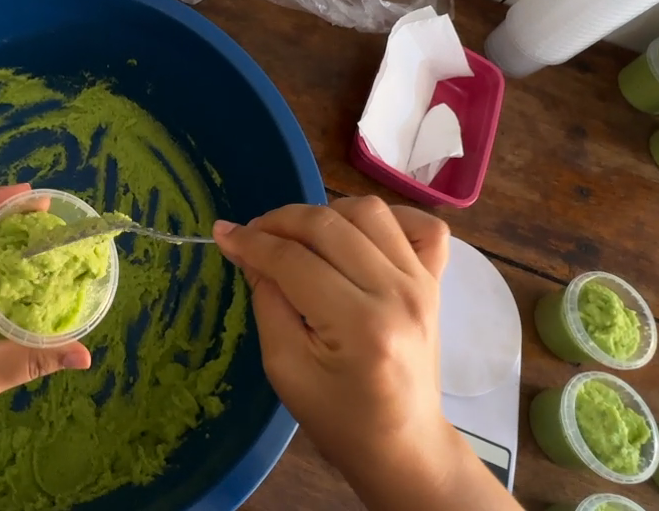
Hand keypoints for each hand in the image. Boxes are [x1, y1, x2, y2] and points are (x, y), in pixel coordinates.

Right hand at [214, 197, 514, 510]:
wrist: (403, 446)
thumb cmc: (339, 417)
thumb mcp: (285, 368)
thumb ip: (266, 299)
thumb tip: (244, 246)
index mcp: (360, 326)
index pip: (293, 260)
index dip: (252, 242)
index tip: (223, 233)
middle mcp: (397, 294)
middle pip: (327, 225)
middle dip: (279, 222)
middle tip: (253, 235)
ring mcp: (422, 283)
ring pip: (368, 211)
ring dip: (325, 213)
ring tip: (303, 237)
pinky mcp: (436, 280)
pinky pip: (420, 224)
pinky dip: (389, 217)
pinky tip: (360, 234)